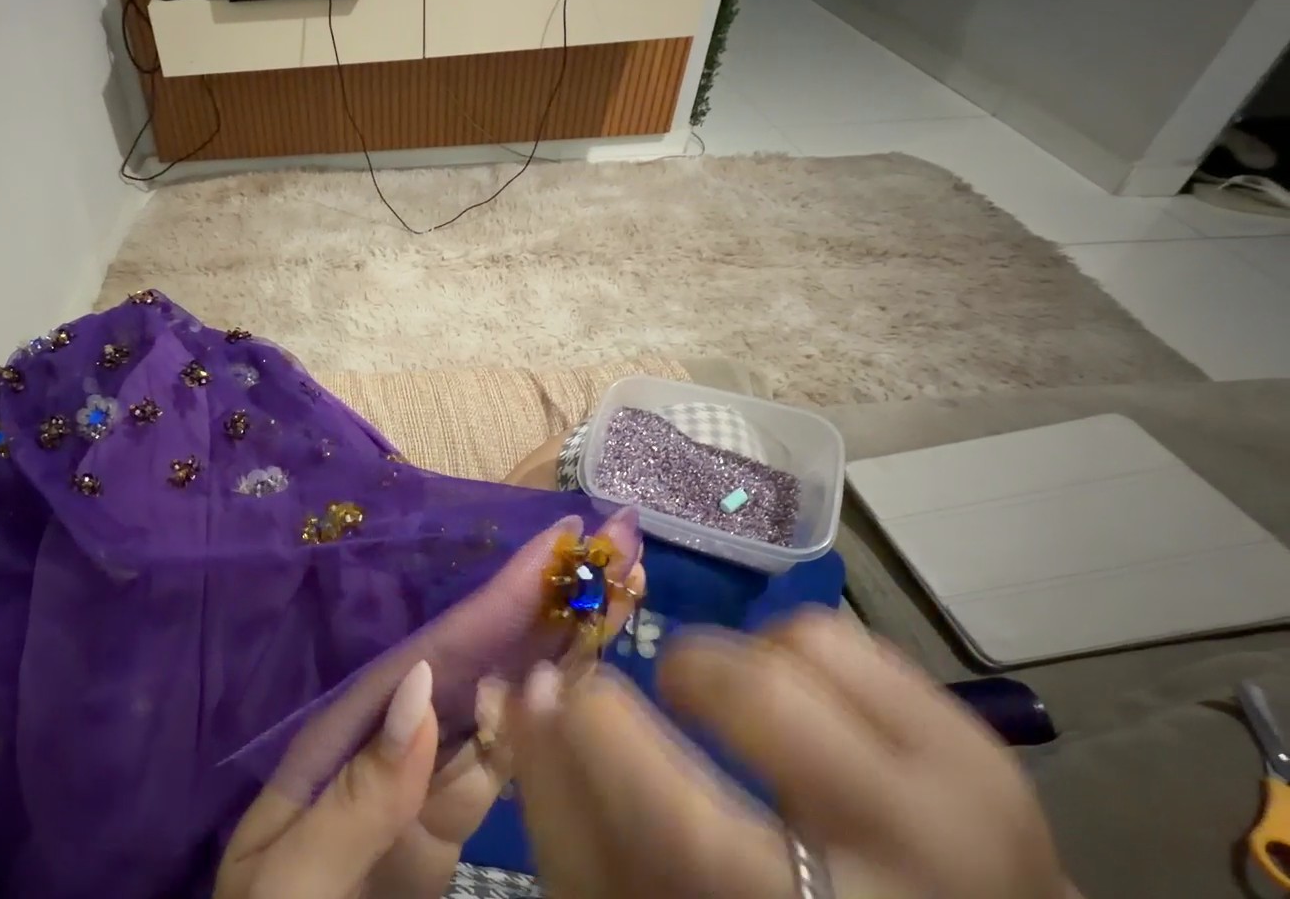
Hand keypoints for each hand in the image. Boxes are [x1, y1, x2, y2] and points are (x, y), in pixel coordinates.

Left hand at [217, 510, 645, 898]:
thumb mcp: (292, 875)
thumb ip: (357, 794)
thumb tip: (424, 687)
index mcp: (344, 736)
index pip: (432, 654)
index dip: (500, 598)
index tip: (559, 541)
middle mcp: (390, 744)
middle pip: (479, 665)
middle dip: (546, 607)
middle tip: (616, 547)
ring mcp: (422, 786)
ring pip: (503, 707)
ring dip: (559, 652)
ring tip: (618, 598)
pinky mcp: (447, 832)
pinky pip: (503, 771)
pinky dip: (547, 730)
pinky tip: (586, 686)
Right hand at [508, 611, 1076, 898]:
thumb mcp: (646, 897)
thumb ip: (573, 813)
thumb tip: (530, 692)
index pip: (688, 832)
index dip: (602, 741)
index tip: (557, 689)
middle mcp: (909, 864)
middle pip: (761, 701)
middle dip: (683, 669)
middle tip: (660, 689)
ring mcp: (967, 800)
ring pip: (806, 648)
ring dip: (738, 661)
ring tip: (731, 711)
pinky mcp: (981, 748)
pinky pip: (846, 640)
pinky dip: (785, 651)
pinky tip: (790, 712)